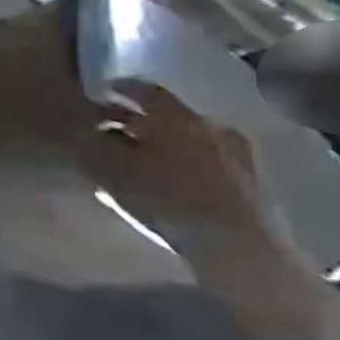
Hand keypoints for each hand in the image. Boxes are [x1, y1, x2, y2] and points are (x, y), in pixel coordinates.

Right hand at [77, 81, 277, 257]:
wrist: (243, 253)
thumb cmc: (167, 201)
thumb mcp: (110, 169)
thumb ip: (90, 141)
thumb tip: (82, 125)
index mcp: (176, 117)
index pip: (144, 89)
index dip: (119, 87)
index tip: (102, 92)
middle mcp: (212, 126)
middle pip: (169, 114)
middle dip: (140, 120)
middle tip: (116, 131)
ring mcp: (241, 154)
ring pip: (191, 138)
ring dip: (166, 143)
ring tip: (144, 161)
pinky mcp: (258, 182)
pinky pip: (212, 160)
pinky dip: (189, 162)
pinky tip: (175, 182)